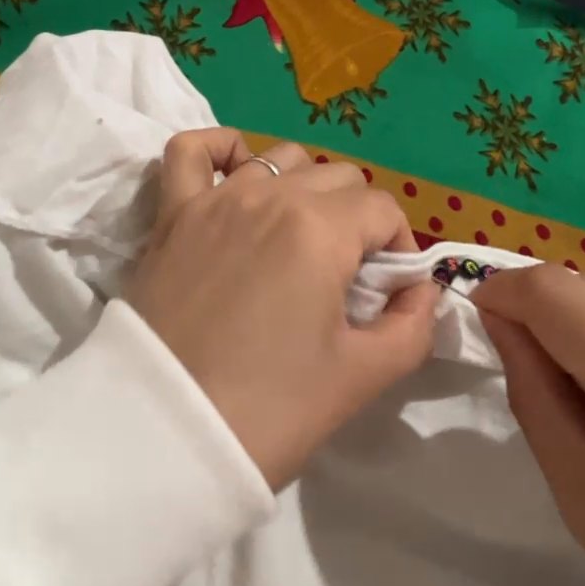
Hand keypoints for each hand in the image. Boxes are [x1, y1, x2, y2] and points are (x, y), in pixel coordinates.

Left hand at [127, 129, 439, 489]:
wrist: (164, 436)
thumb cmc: (269, 409)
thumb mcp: (362, 377)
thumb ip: (412, 326)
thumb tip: (420, 290)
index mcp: (319, 229)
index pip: (382, 210)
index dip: (397, 249)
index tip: (387, 293)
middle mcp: (269, 196)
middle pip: (338, 178)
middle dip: (357, 220)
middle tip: (345, 275)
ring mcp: (216, 199)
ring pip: (280, 158)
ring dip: (304, 188)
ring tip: (298, 239)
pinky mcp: (172, 213)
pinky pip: (193, 150)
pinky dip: (221, 149)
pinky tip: (238, 173)